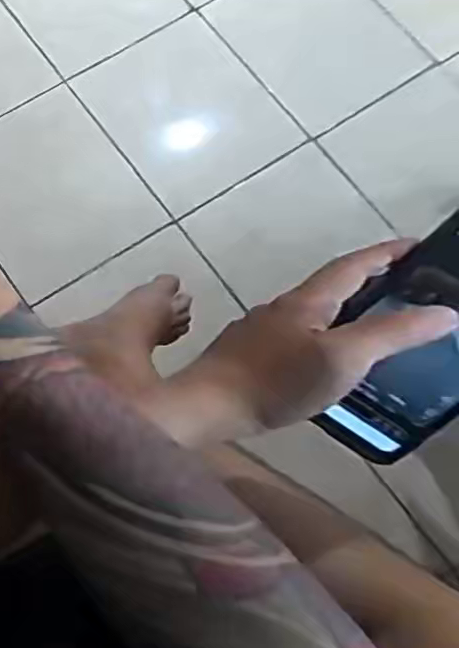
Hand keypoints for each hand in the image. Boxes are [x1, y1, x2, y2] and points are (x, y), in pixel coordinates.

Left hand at [152, 240, 458, 446]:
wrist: (211, 403)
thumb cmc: (276, 378)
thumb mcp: (345, 356)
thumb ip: (390, 332)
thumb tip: (441, 310)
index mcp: (300, 306)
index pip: (345, 270)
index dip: (381, 255)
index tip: (413, 244)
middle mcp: (275, 312)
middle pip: (328, 289)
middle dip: (368, 281)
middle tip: (410, 282)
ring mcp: (259, 333)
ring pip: (313, 312)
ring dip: (348, 308)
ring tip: (385, 316)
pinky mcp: (251, 354)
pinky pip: (301, 334)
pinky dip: (329, 332)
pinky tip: (341, 349)